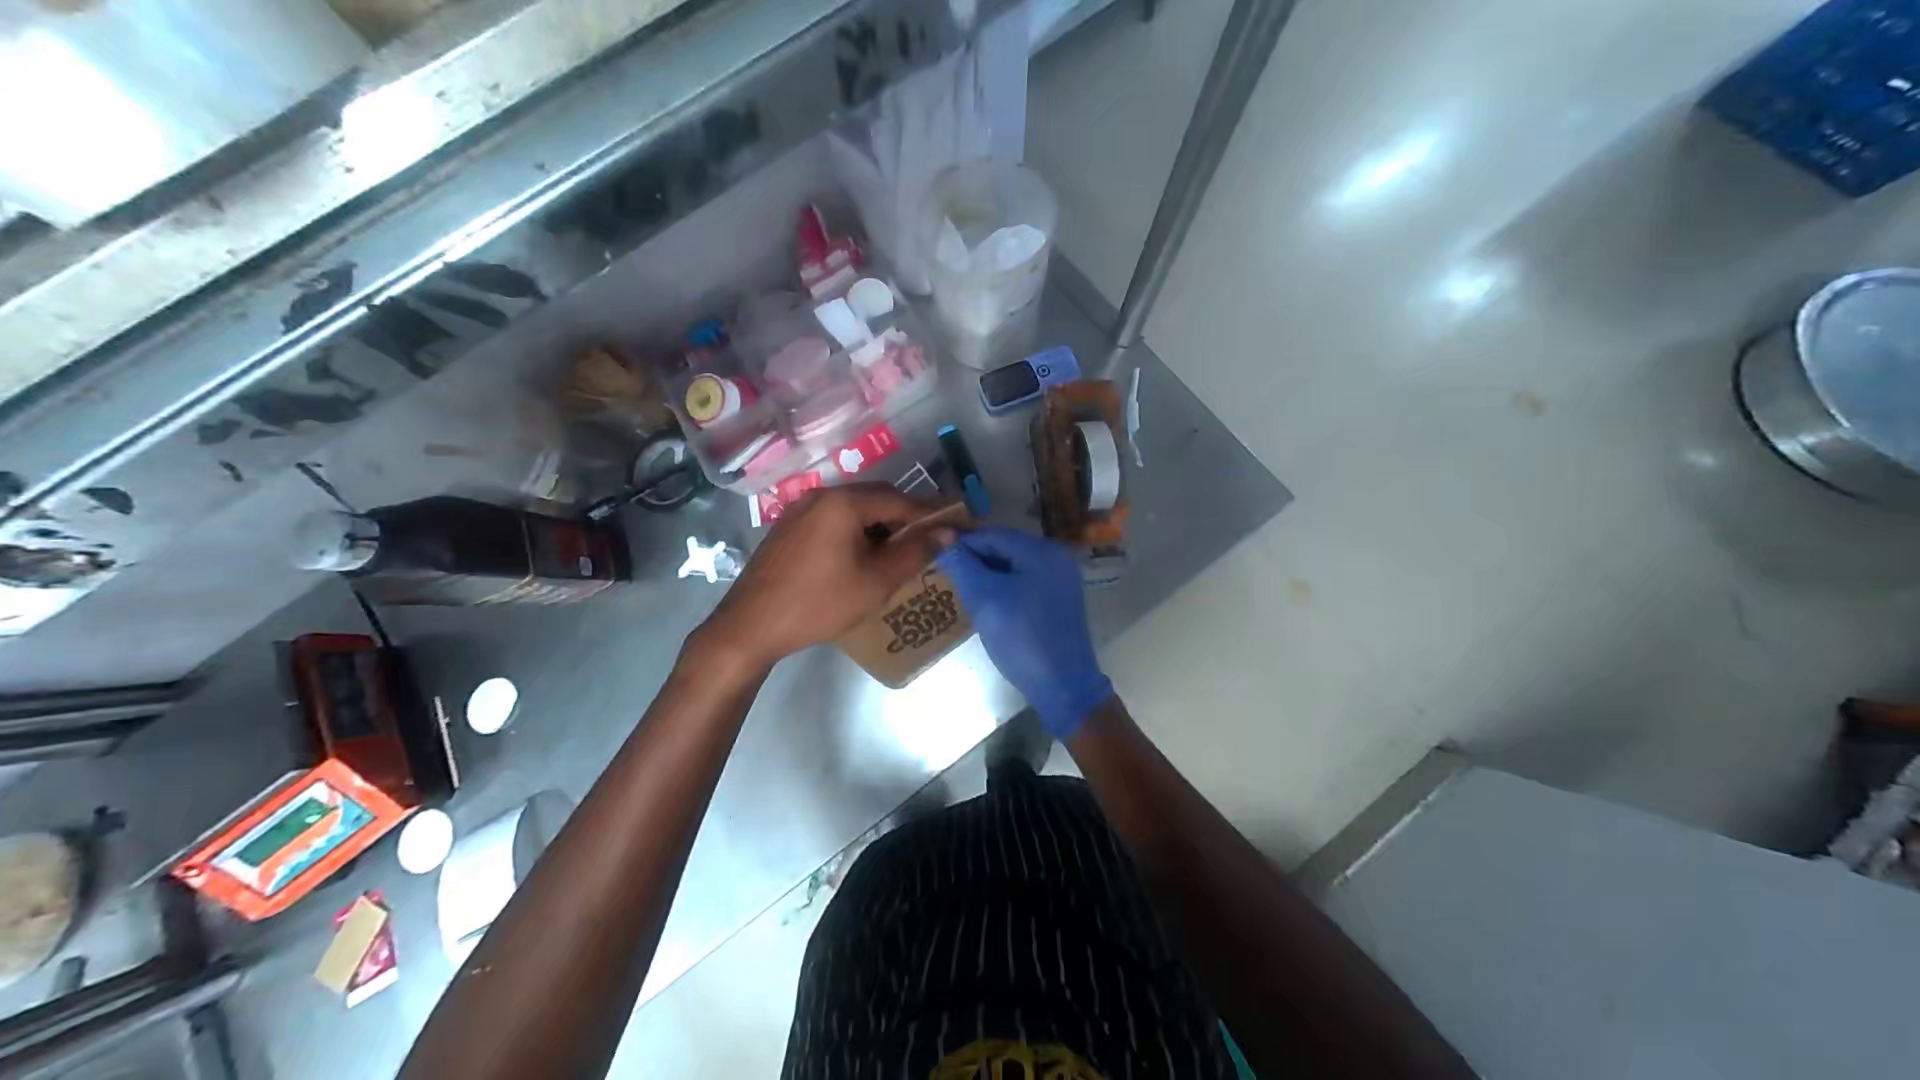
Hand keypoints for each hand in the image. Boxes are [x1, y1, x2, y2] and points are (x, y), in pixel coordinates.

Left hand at [697, 485, 945, 671]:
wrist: (750, 625)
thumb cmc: (819, 603)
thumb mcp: (876, 581)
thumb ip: (915, 552)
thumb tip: (947, 532)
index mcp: (844, 502)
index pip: (900, 499)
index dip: (931, 513)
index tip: (955, 525)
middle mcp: (821, 495)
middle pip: (876, 497)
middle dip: (905, 517)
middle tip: (928, 541)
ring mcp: (800, 509)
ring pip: (853, 508)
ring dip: (879, 524)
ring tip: (896, 553)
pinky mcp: (788, 527)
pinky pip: (832, 519)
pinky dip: (855, 530)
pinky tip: (860, 557)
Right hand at [936, 526, 1113, 739]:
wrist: (1063, 685)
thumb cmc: (1021, 637)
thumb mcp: (984, 598)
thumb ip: (961, 564)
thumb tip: (940, 535)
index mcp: (1041, 550)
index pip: (991, 534)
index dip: (960, 541)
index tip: (932, 551)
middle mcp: (1056, 557)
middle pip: (1005, 546)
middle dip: (973, 556)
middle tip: (943, 569)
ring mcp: (1061, 578)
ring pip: (1014, 564)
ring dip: (986, 571)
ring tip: (958, 584)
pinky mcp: (1059, 599)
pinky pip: (1025, 580)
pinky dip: (1002, 585)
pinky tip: (984, 598)